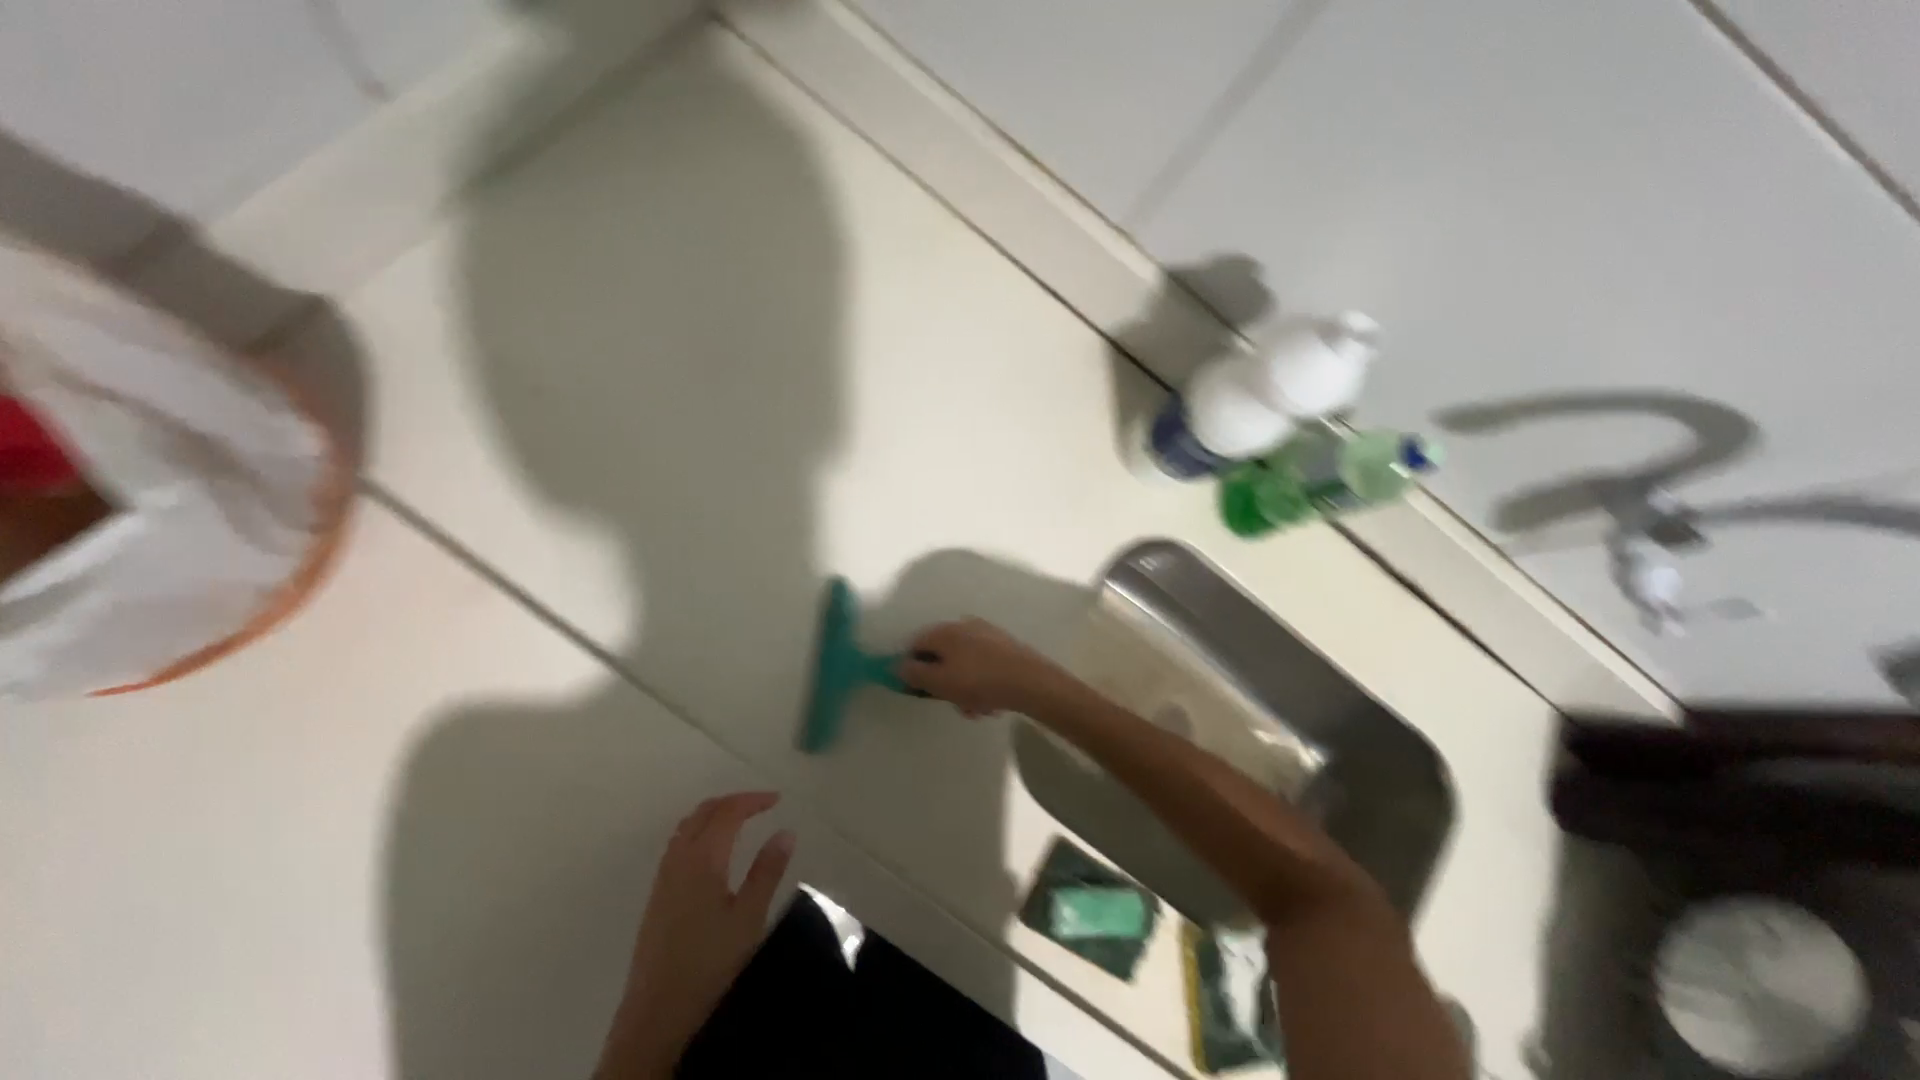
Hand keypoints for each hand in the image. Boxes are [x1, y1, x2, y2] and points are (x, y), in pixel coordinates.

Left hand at [599, 792, 795, 1077]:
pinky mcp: (658, 894)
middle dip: (732, 801)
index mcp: (702, 859)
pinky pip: (678, 843)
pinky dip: (700, 830)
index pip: (727, 812)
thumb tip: (785, 832)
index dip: (752, 800)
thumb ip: (767, 871)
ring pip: (687, 827)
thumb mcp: (749, 917)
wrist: (658, 1007)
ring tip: (741, 820)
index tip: (777, 799)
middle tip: (761, 804)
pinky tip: (714, 850)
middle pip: (703, 812)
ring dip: (714, 814)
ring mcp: (663, 876)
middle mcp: (678, 859)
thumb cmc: (710, 961)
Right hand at [897, 618, 1076, 717]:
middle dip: (943, 683)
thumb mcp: (939, 682)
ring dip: (965, 689)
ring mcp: (987, 635)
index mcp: (944, 631)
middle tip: (952, 703)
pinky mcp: (1005, 647)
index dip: (911, 668)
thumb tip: (899, 665)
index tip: (917, 690)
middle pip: (941, 656)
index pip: (915, 645)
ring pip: (964, 665)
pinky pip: (983, 666)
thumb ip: (914, 674)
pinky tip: (992, 702)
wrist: (1030, 681)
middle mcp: (964, 626)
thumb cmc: (978, 681)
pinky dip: (983, 684)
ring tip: (977, 709)